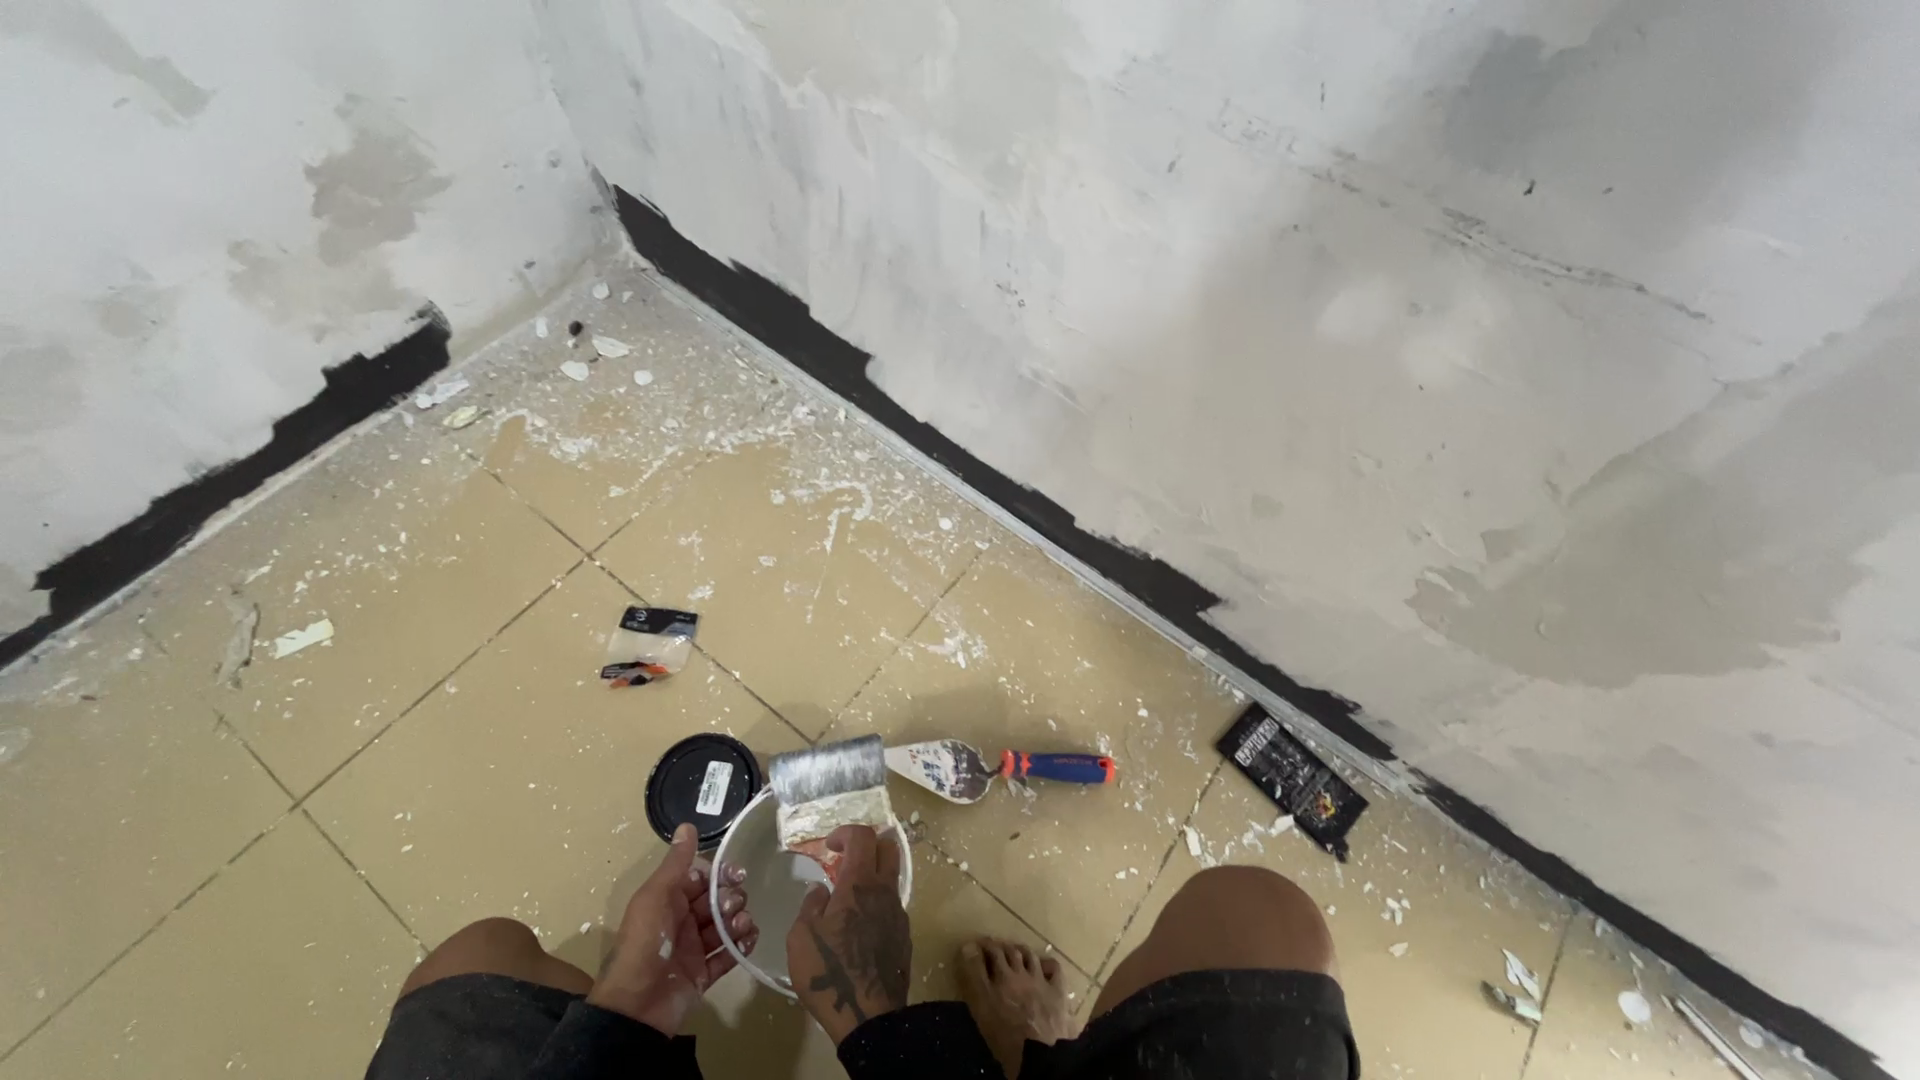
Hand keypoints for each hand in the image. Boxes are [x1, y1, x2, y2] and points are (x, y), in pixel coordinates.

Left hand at [586, 823, 757, 1035]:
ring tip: (741, 925)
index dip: (720, 875)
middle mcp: (682, 922)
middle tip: (732, 906)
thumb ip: (676, 863)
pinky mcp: (704, 975)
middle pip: (716, 902)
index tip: (736, 874)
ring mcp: (694, 950)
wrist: (637, 1006)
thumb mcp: (656, 896)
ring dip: (738, 921)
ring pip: (725, 927)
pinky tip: (748, 940)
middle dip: (731, 898)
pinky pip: (728, 956)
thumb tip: (687, 825)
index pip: (701, 880)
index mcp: (668, 902)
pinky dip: (741, 947)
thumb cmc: (645, 944)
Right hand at [786, 824, 910, 1043]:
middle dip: (868, 845)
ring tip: (847, 899)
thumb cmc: (830, 972)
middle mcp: (885, 891)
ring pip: (892, 878)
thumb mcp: (802, 937)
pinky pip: (892, 906)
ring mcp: (899, 913)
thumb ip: (811, 906)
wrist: (869, 1015)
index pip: (863, 837)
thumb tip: (821, 890)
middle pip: (888, 848)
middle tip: (845, 859)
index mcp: (859, 884)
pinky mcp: (904, 935)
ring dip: (872, 877)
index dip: (846, 832)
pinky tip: (859, 927)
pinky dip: (877, 903)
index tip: (829, 845)